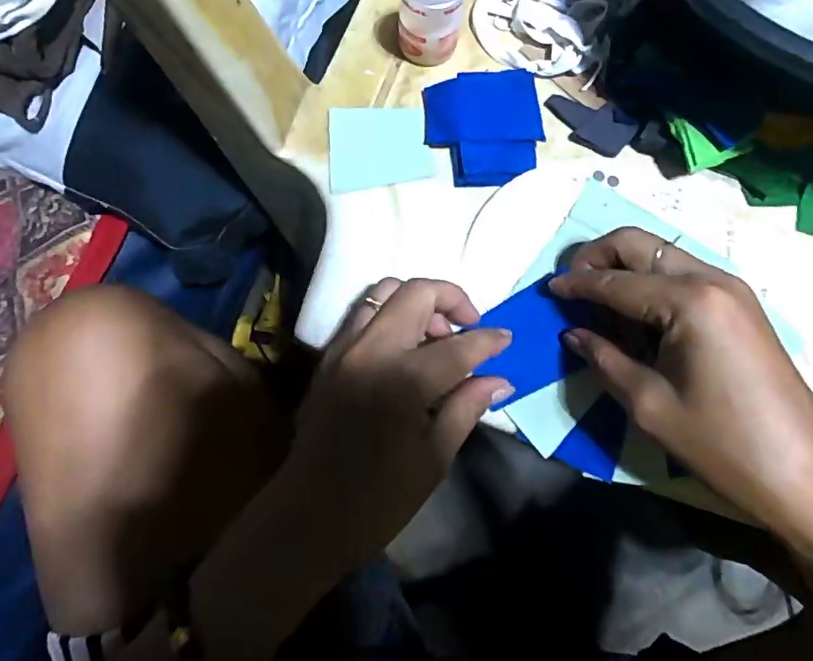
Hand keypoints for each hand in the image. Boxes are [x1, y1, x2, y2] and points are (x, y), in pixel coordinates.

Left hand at [282, 278, 511, 567]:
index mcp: (404, 381)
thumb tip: (500, 379)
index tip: (506, 339)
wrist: (306, 520)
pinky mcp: (329, 357)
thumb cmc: (378, 499)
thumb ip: (467, 406)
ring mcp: (345, 349)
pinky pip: (363, 313)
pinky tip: (405, 346)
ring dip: (418, 302)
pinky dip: (391, 314)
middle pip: (417, 292)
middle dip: (452, 298)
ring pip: (385, 292)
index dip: (489, 340)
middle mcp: (372, 351)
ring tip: (436, 333)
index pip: (458, 345)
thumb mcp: (435, 458)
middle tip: (469, 326)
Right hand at [550, 229, 812, 541]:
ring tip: (601, 306)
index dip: (578, 283)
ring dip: (627, 268)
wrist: (809, 475)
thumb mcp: (652, 406)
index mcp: (689, 299)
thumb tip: (573, 332)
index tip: (548, 288)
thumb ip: (605, 359)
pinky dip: (653, 284)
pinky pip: (685, 276)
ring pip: (664, 255)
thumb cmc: (725, 445)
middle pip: (641, 244)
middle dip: (600, 256)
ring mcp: (731, 288)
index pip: (617, 280)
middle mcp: (711, 277)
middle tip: (572, 284)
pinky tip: (638, 317)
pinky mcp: (741, 305)